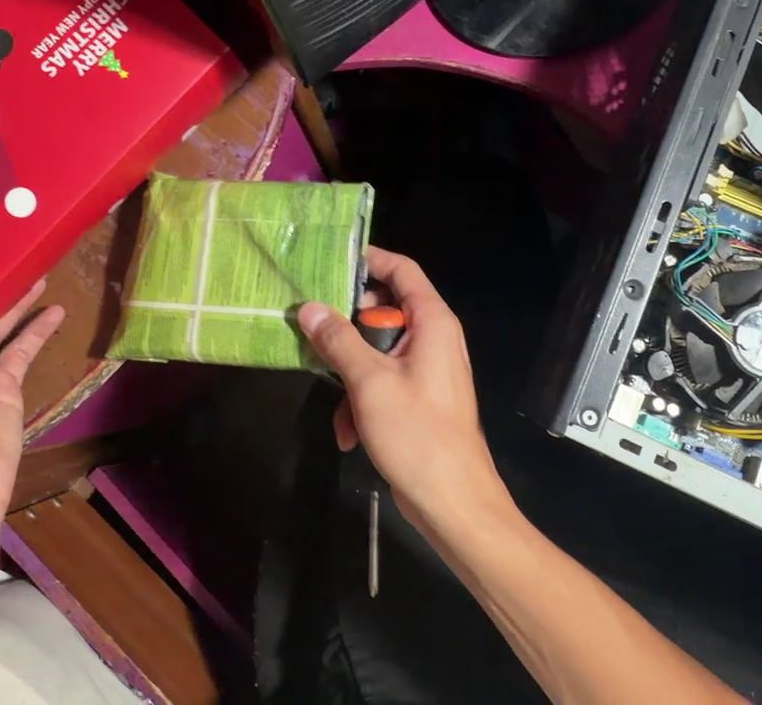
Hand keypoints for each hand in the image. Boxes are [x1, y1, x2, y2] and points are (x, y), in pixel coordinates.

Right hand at [297, 246, 510, 533]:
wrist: (451, 500)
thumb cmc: (417, 433)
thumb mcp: (369, 382)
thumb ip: (338, 340)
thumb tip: (309, 307)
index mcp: (433, 322)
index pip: (403, 271)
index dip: (372, 260)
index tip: (333, 262)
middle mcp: (433, 338)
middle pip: (384, 313)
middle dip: (349, 332)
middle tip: (317, 335)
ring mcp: (426, 370)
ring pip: (377, 352)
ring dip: (351, 378)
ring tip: (337, 406)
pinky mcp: (418, 399)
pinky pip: (383, 383)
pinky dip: (363, 404)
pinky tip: (350, 435)